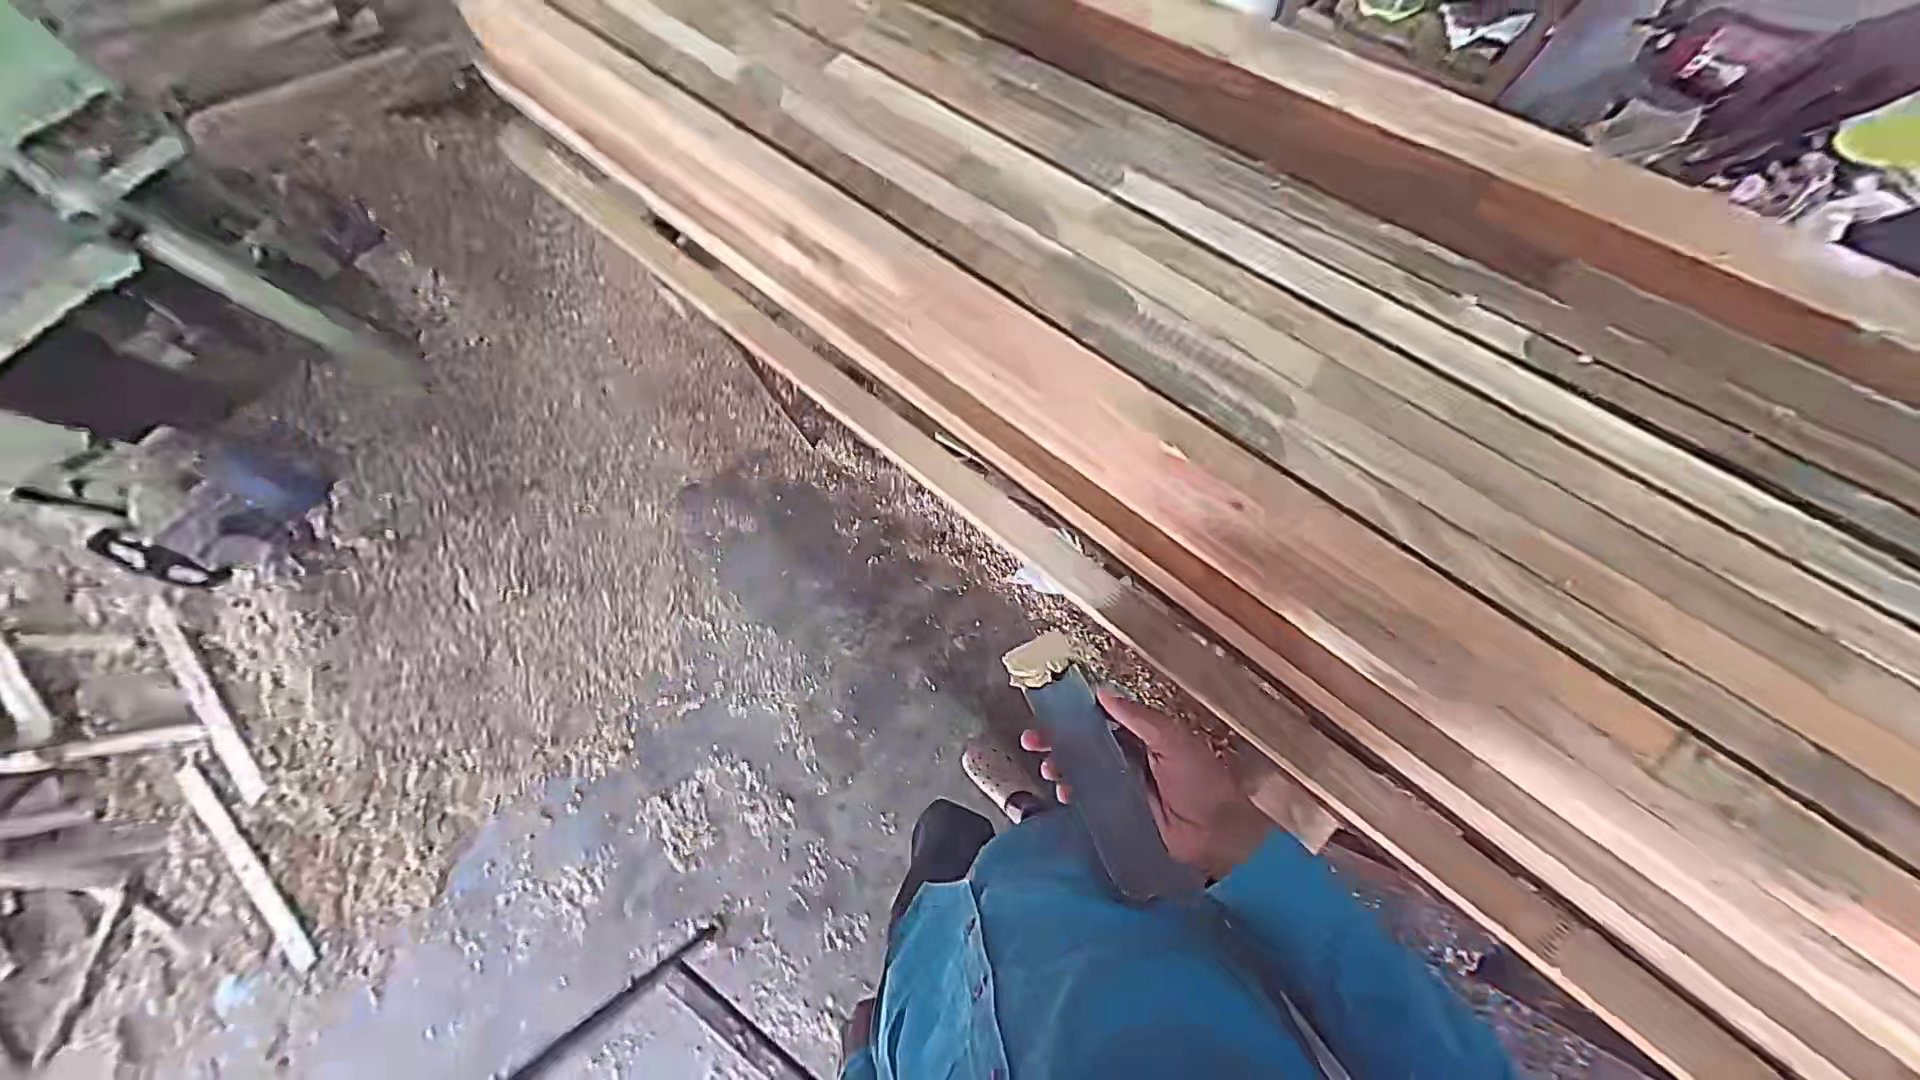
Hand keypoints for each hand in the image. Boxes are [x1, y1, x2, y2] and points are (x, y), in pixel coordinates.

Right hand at [1021, 689, 1272, 878]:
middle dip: (1058, 738)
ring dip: (1062, 764)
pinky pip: (1089, 795)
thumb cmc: (1204, 784)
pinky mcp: (1119, 808)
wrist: (1220, 837)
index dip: (1076, 710)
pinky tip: (1063, 790)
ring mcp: (1124, 782)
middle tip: (1034, 739)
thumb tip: (1104, 694)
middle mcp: (1131, 754)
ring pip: (1083, 767)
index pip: (1103, 715)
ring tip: (1048, 767)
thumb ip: (1139, 718)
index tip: (1051, 708)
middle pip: (1086, 740)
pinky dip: (1072, 790)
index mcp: (1145, 733)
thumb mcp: (1173, 741)